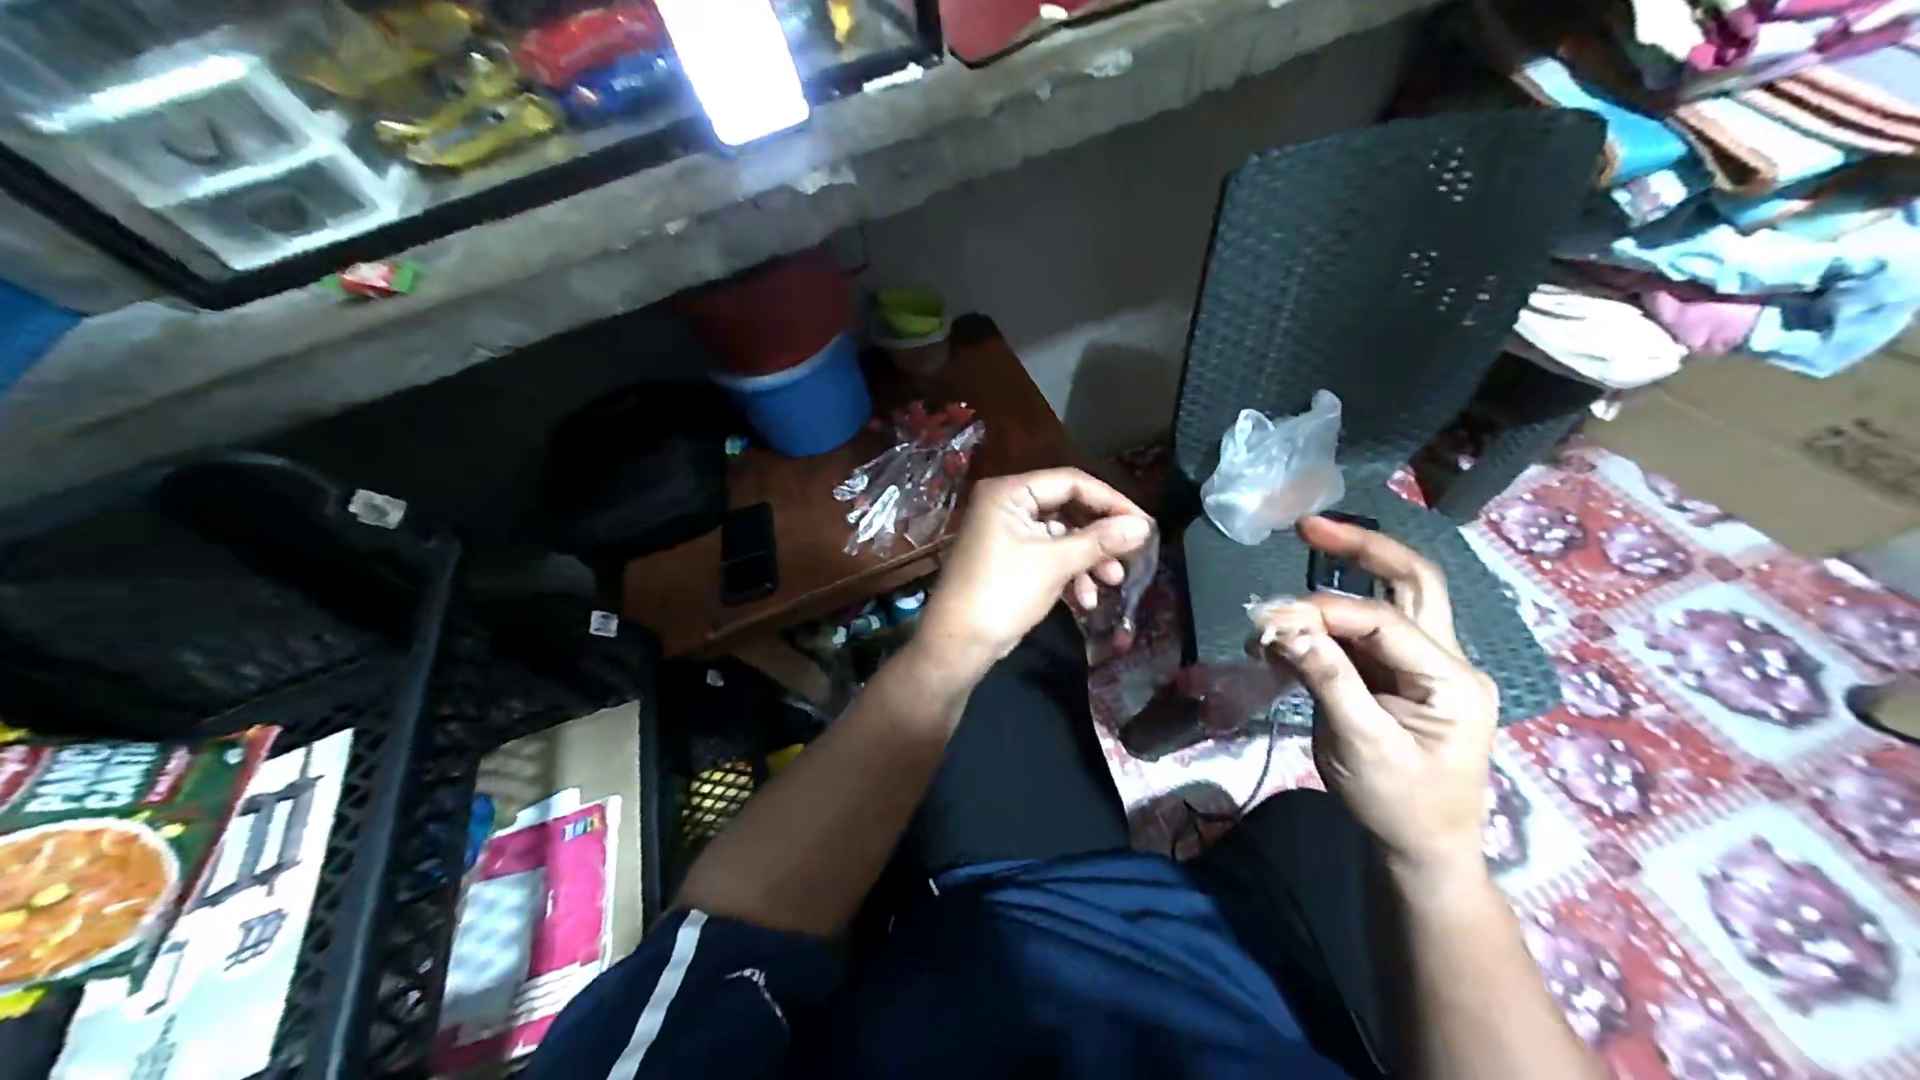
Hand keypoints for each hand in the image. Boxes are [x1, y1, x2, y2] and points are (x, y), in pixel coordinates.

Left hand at [919, 468, 1153, 676]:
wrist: (959, 643)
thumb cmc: (1003, 592)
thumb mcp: (1056, 564)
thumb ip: (1101, 541)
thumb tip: (1144, 526)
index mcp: (1009, 493)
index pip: (1070, 482)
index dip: (1111, 501)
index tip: (1143, 523)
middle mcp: (1006, 505)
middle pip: (1068, 509)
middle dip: (1100, 537)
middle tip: (1131, 555)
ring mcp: (1007, 533)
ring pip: (1061, 537)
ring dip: (1088, 560)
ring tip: (1113, 583)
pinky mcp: (1010, 559)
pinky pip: (1048, 556)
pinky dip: (1069, 574)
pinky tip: (1086, 600)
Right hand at [1256, 516, 1497, 880]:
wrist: (1422, 848)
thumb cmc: (1401, 803)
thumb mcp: (1362, 746)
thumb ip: (1328, 681)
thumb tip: (1284, 629)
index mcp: (1451, 678)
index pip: (1383, 620)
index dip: (1324, 613)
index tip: (1269, 622)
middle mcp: (1446, 660)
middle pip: (1412, 582)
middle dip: (1362, 549)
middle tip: (1309, 527)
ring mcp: (1423, 665)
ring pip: (1390, 601)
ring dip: (1341, 582)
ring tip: (1292, 575)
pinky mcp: (1396, 676)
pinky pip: (1362, 635)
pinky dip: (1326, 625)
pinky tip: (1291, 632)